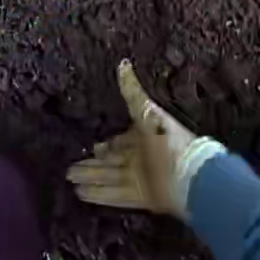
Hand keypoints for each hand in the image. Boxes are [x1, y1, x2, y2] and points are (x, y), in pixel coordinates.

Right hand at [68, 60, 217, 218]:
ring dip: (90, 177)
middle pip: (111, 161)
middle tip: (70, 165)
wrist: (191, 175)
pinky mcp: (139, 196)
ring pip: (108, 177)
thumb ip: (132, 91)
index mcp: (142, 137)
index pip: (120, 141)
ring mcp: (138, 178)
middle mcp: (139, 158)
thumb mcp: (147, 111)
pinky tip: (79, 193)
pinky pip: (113, 195)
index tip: (92, 145)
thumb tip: (123, 63)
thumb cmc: (168, 139)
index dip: (106, 144)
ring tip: (69, 177)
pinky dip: (97, 194)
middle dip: (92, 162)